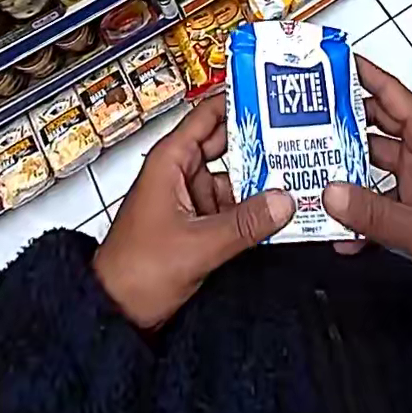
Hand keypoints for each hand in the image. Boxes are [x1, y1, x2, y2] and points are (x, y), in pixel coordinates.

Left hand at [93, 97, 294, 328]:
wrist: (113, 318)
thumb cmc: (133, 273)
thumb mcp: (196, 245)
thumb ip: (243, 223)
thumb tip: (284, 201)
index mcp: (171, 160)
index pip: (209, 114)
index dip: (239, 100)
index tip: (271, 94)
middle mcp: (182, 172)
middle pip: (228, 143)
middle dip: (261, 139)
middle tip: (297, 133)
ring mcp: (192, 196)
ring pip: (235, 175)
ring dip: (263, 177)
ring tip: (298, 171)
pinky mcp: (200, 221)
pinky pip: (234, 203)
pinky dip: (255, 205)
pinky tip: (280, 207)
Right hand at [324, 58, 411, 342]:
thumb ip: (374, 213)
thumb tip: (329, 194)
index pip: (393, 95)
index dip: (363, 75)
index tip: (332, 61)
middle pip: (378, 126)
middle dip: (342, 122)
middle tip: (303, 118)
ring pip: (375, 165)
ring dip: (347, 171)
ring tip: (309, 170)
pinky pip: (381, 201)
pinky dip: (361, 212)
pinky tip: (339, 231)